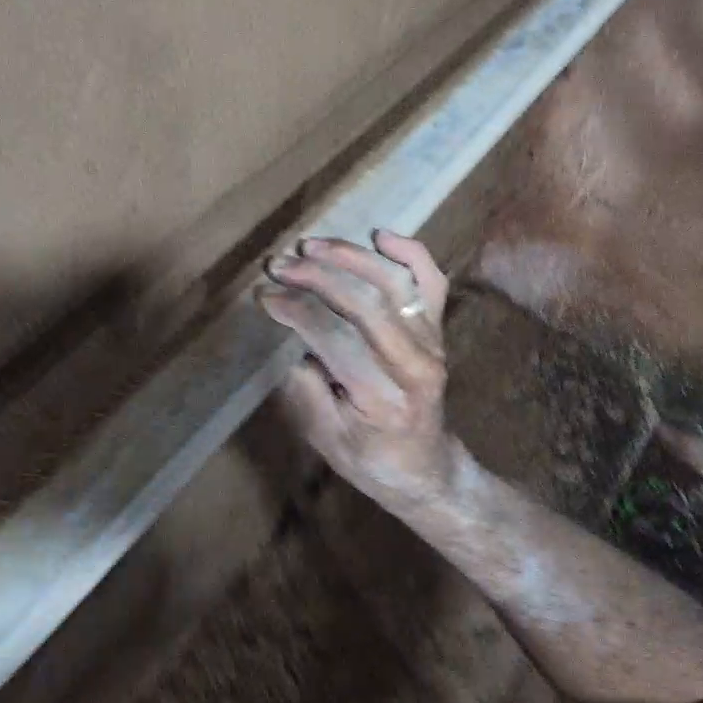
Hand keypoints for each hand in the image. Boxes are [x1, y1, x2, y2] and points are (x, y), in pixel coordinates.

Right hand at [255, 229, 457, 507]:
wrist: (425, 467)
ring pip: (394, 280)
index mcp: (383, 396)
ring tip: (309, 245)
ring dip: (348, 255)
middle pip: (366, 301)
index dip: (296, 310)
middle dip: (316, 275)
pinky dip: (408, 251)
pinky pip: (430, 279)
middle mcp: (416, 362)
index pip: (335, 337)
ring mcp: (432, 340)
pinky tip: (379, 235)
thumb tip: (296, 342)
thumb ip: (309, 392)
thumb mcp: (326, 440)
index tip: (264, 296)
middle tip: (277, 264)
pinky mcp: (438, 328)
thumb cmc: (370, 458)